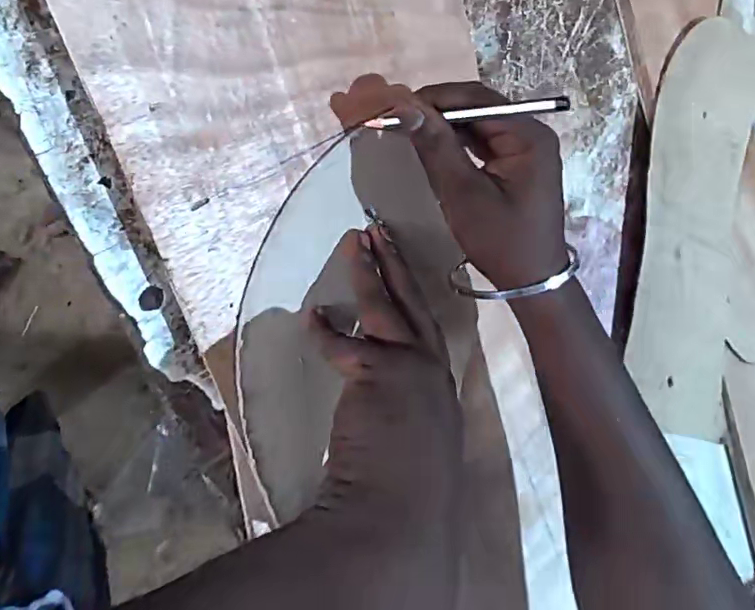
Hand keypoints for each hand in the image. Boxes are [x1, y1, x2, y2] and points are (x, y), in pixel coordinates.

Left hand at [308, 226, 463, 534]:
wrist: (400, 524)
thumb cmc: (410, 495)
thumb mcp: (418, 443)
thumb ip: (408, 412)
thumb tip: (391, 404)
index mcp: (441, 386)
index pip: (428, 326)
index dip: (413, 292)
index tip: (400, 266)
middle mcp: (433, 370)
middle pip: (414, 302)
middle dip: (396, 264)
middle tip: (380, 231)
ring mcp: (411, 368)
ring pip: (388, 306)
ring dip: (370, 271)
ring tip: (357, 241)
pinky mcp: (380, 373)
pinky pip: (346, 342)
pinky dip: (326, 331)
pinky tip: (312, 318)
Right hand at [331, 75, 567, 290]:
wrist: (532, 282)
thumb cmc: (501, 240)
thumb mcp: (463, 193)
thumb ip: (436, 146)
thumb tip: (405, 106)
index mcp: (528, 135)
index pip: (476, 99)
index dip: (435, 98)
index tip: (397, 108)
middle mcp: (531, 131)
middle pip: (478, 105)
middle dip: (438, 109)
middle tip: (398, 118)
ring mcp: (525, 146)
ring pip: (477, 120)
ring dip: (444, 122)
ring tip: (408, 128)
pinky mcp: (516, 160)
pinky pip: (482, 137)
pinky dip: (456, 138)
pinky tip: (432, 142)